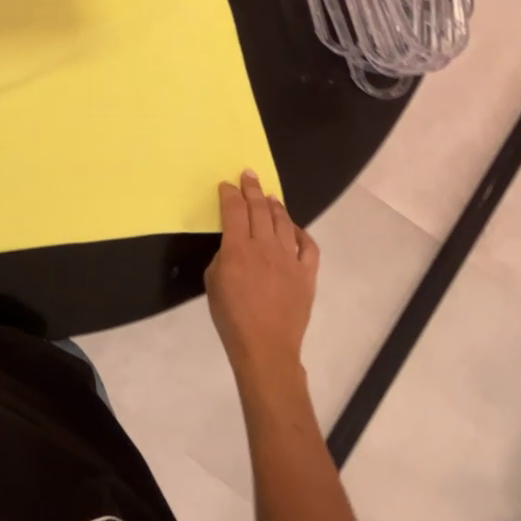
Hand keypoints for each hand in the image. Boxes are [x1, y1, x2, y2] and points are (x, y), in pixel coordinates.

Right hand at [205, 169, 318, 384]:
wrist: (265, 346)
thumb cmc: (230, 316)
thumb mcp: (213, 281)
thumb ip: (224, 257)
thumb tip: (235, 246)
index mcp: (237, 248)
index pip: (234, 210)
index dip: (230, 194)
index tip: (227, 184)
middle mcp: (265, 247)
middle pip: (259, 210)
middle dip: (253, 189)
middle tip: (249, 175)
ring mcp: (290, 260)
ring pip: (284, 223)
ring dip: (275, 206)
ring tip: (269, 196)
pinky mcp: (307, 274)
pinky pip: (308, 247)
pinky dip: (301, 233)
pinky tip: (295, 228)